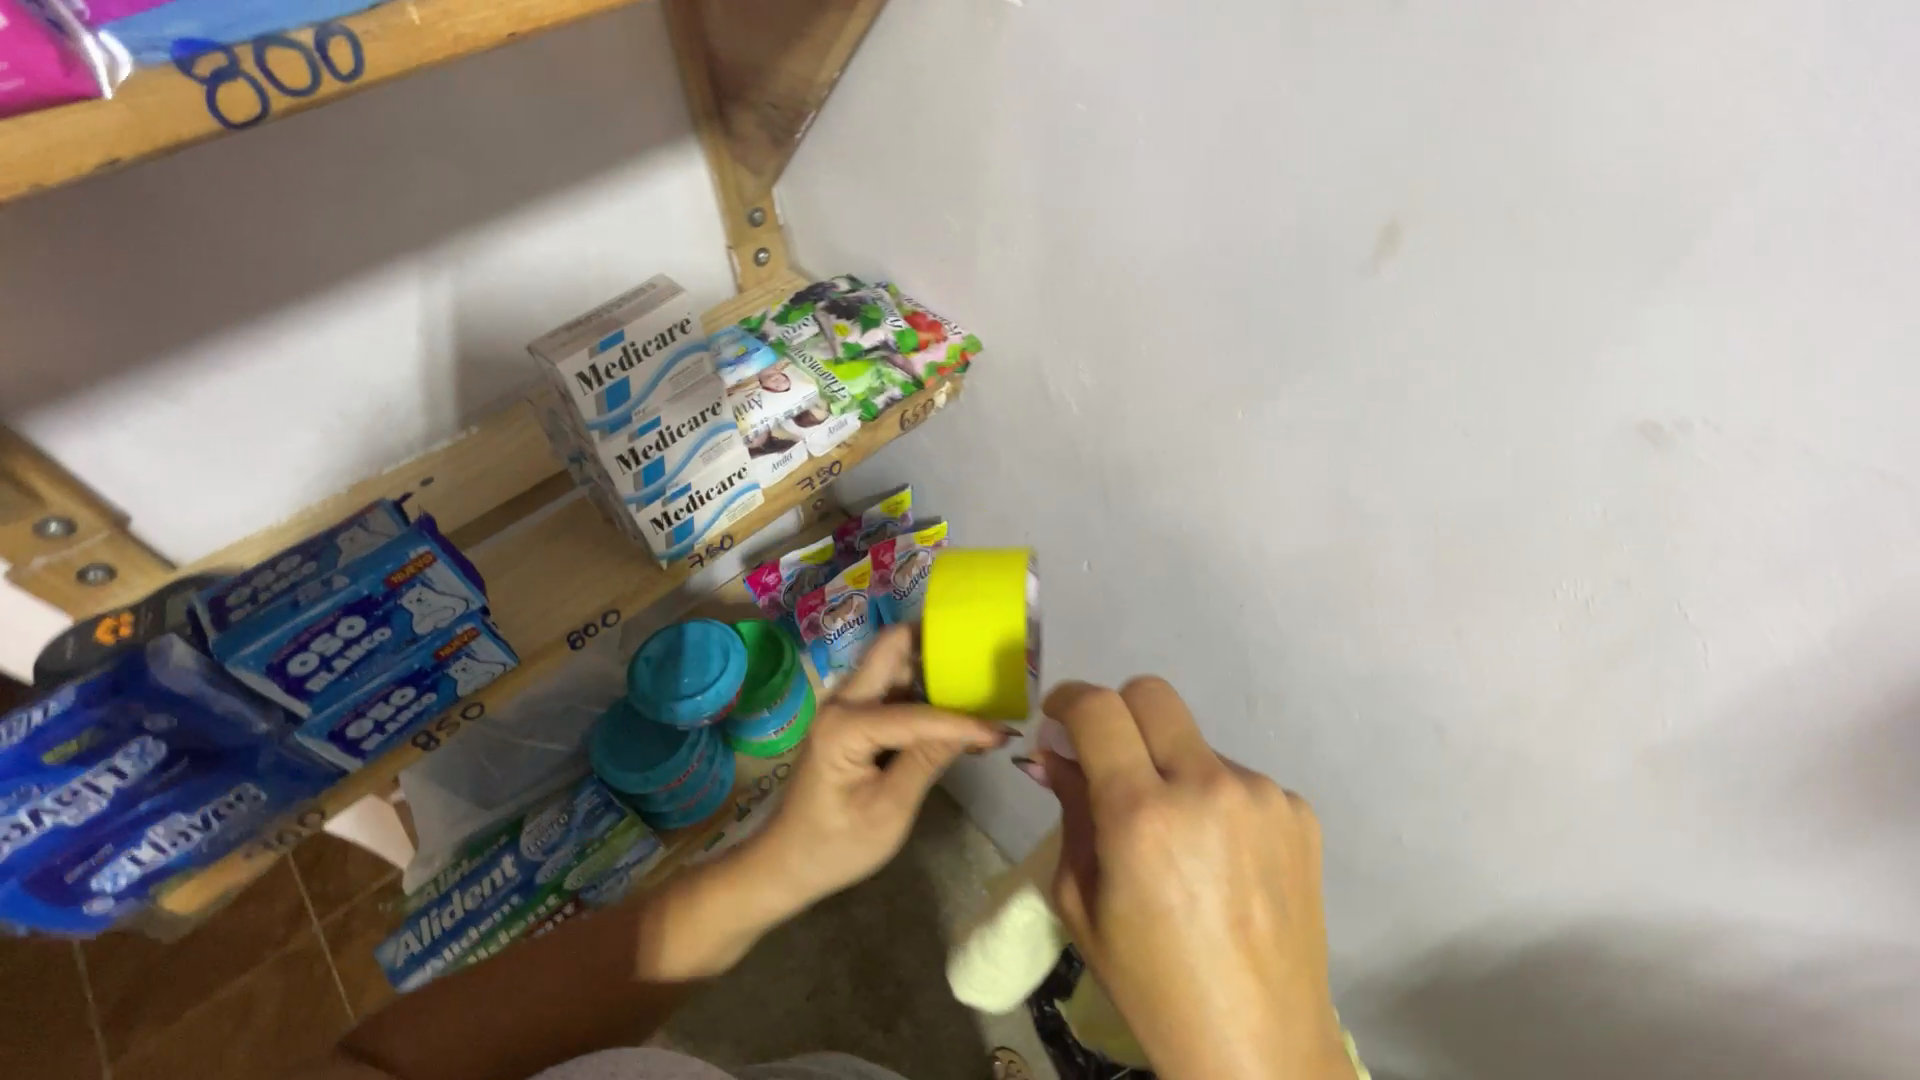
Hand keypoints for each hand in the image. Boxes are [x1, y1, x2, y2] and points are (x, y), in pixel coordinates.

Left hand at [749, 626, 1009, 906]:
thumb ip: (929, 760)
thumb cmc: (835, 844)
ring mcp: (846, 704)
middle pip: (894, 647)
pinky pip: (891, 686)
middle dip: (938, 645)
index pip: (917, 713)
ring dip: (933, 665)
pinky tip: (953, 710)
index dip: (963, 721)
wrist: (785, 861)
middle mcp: (842, 700)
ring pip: (894, 661)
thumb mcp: (890, 809)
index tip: (1002, 730)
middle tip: (982, 660)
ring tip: (976, 684)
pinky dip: (923, 689)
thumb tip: (984, 730)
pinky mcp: (853, 716)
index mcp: (845, 725)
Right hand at [1040, 678, 1351, 1079]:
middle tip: (1109, 760)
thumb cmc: (1150, 984)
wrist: (1258, 1046)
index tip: (1059, 715)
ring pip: (1196, 743)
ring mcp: (1263, 795)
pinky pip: (1237, 780)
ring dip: (1171, 768)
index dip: (1068, 698)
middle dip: (1118, 712)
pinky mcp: (1299, 812)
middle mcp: (1207, 787)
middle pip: (1152, 694)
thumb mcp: (1081, 902)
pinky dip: (1215, 801)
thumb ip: (1070, 811)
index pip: (1099, 710)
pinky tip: (1222, 860)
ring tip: (1178, 839)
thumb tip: (1054, 753)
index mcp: (1142, 815)